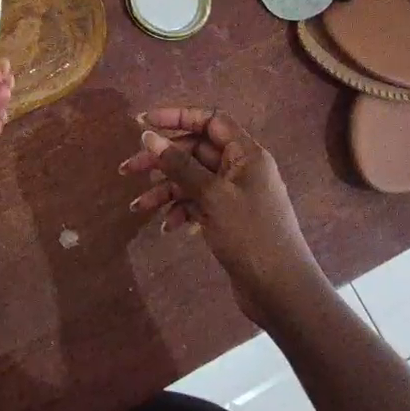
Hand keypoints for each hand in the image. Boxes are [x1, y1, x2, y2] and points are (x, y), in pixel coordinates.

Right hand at [119, 107, 318, 315]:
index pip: (209, 121)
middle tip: (128, 170)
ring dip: (164, 190)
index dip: (176, 117)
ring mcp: (233, 195)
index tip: (142, 123)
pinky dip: (179, 211)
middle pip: (194, 151)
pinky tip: (167, 227)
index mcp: (246, 154)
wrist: (282, 293)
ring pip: (191, 180)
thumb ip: (179, 165)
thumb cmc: (251, 236)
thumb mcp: (212, 196)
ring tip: (138, 207)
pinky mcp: (227, 218)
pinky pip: (197, 204)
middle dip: (161, 160)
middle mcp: (240, 169)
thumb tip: (148, 136)